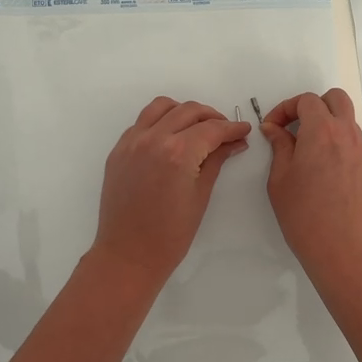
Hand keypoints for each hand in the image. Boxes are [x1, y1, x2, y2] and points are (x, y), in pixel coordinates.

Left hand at [90, 97, 251, 285]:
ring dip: (183, 112)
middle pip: (188, 111)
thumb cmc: (171, 234)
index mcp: (177, 153)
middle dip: (211, 117)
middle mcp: (152, 139)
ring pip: (161, 107)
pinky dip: (160, 122)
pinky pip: (142, 123)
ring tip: (197, 128)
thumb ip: (216, 161)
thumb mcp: (200, 195)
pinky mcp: (118, 151)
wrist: (129, 254)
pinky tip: (171, 139)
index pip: (211, 129)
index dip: (232, 128)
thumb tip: (234, 142)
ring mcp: (131, 143)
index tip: (243, 130)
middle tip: (225, 131)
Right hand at [260, 89, 361, 282]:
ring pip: (349, 123)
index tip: (274, 128)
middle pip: (336, 99)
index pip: (306, 100)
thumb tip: (274, 129)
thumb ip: (279, 146)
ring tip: (311, 156)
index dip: (286, 108)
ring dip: (329, 127)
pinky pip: (357, 146)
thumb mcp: (280, 179)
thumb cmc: (304, 216)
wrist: (342, 249)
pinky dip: (341, 148)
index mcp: (322, 132)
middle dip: (314, 106)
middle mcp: (348, 134)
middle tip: (297, 128)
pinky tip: (329, 175)